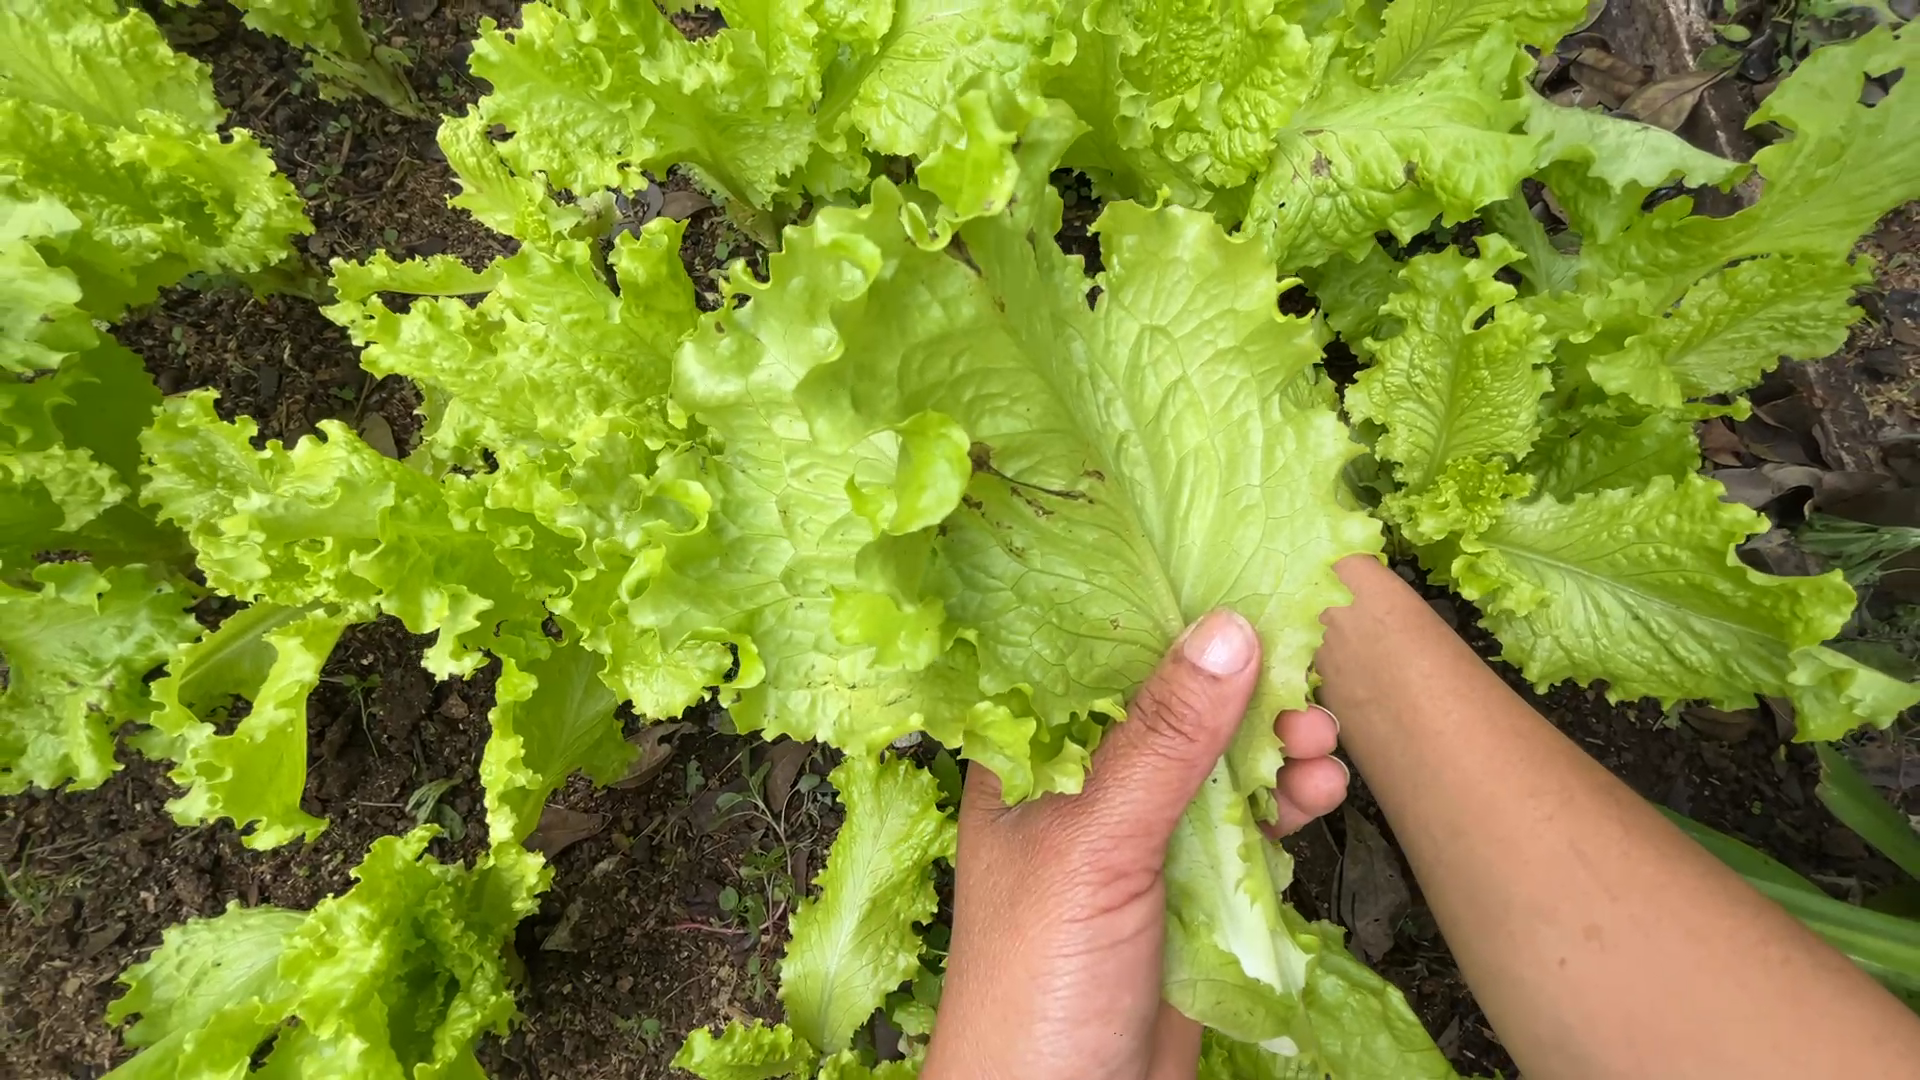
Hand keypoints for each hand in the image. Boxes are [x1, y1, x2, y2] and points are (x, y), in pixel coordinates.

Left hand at [924, 610, 1348, 1079]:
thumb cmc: (1040, 972)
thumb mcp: (1096, 841)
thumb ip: (1161, 741)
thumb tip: (1226, 631)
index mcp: (1033, 755)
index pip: (1096, 664)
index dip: (1161, 625)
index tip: (1232, 588)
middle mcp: (1082, 781)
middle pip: (1167, 708)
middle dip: (1235, 690)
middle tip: (1299, 676)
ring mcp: (1135, 830)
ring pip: (1211, 764)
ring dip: (1269, 746)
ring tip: (1319, 741)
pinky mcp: (1182, 881)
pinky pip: (1237, 823)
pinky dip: (1279, 803)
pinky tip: (1317, 790)